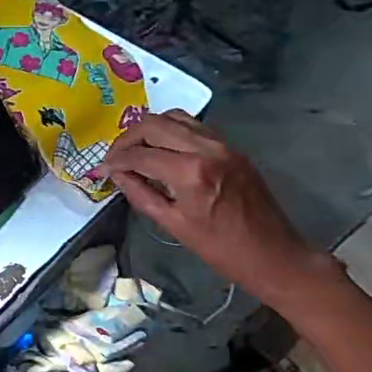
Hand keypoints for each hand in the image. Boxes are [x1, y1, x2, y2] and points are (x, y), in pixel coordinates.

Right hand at [100, 111, 339, 307]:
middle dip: (126, 139)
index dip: (114, 161)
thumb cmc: (220, 249)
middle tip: (113, 158)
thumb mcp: (172, 225)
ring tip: (134, 151)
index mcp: (190, 172)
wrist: (273, 253)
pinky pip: (193, 126)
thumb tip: (116, 174)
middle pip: (153, 124)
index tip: (99, 169)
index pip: (139, 154)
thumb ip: (140, 193)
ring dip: (148, 130)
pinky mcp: (231, 146)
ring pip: (174, 117)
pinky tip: (161, 151)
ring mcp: (222, 143)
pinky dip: (170, 131)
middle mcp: (206, 148)